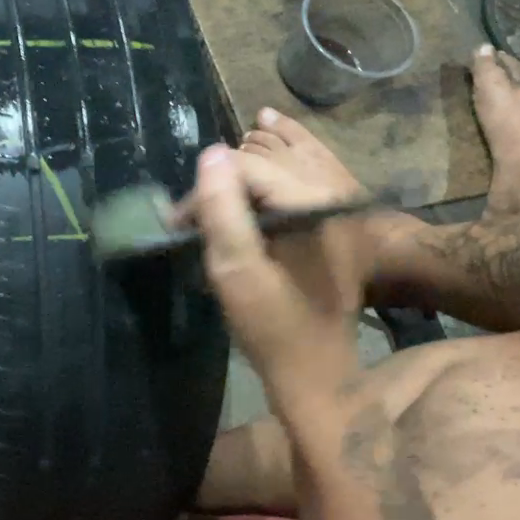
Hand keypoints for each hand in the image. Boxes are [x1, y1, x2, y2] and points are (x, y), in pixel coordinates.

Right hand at [182, 143, 369, 376]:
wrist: (317, 371)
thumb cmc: (271, 327)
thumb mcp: (235, 271)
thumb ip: (221, 210)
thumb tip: (211, 154)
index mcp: (312, 204)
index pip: (246, 168)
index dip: (205, 191)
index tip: (179, 226)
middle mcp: (334, 194)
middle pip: (266, 161)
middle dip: (224, 182)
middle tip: (192, 222)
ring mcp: (341, 207)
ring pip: (287, 162)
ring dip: (247, 168)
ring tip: (212, 199)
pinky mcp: (337, 221)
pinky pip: (306, 174)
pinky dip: (279, 164)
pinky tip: (260, 148)